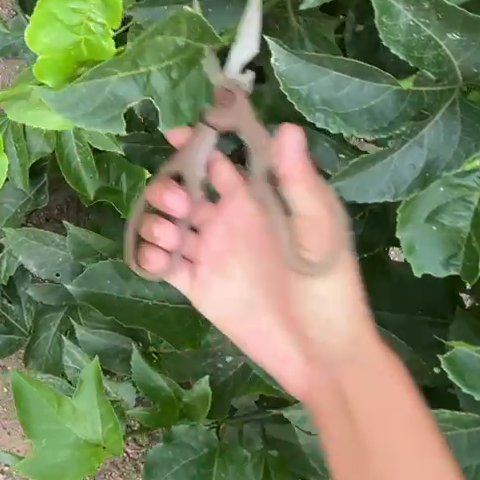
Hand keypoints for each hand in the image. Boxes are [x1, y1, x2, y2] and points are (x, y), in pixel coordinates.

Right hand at [134, 121, 373, 405]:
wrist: (324, 354)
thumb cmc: (330, 284)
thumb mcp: (320, 226)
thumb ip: (297, 179)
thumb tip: (285, 126)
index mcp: (252, 201)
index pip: (215, 161)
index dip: (192, 145)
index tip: (174, 135)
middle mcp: (225, 222)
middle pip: (181, 190)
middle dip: (168, 187)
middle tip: (179, 202)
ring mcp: (208, 253)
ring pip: (167, 223)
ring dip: (157, 220)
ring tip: (170, 234)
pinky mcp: (197, 286)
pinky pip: (163, 264)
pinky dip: (149, 255)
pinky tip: (157, 258)